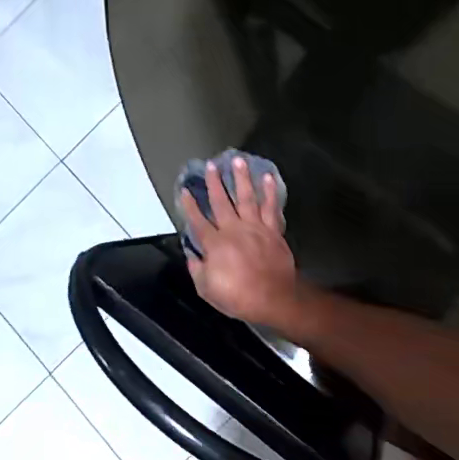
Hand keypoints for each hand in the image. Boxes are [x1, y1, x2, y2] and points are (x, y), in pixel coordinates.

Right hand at [181, 158, 302, 329]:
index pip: (198, 220)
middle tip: (211, 165)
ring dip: (242, 178)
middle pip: (221, 202)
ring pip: (247, 197)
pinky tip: (269, 177)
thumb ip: (197, 268)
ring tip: (238, 161)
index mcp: (215, 244)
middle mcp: (234, 230)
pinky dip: (270, 192)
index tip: (185, 191)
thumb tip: (192, 254)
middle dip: (214, 183)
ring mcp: (255, 228)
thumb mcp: (206, 289)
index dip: (190, 205)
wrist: (273, 298)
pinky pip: (271, 207)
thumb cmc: (238, 297)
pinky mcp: (273, 231)